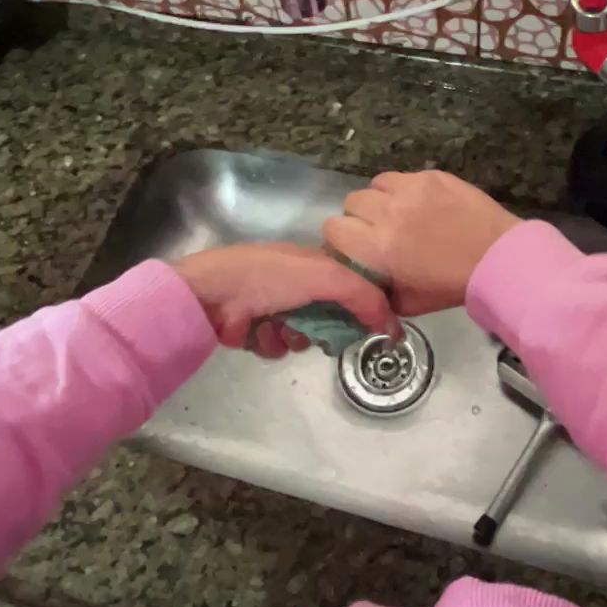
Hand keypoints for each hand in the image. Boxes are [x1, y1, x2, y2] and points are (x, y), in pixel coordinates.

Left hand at [173, 243, 395, 358]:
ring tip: (282, 330)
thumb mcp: (326, 275)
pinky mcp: (253, 329)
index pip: (350, 285)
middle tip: (325, 336)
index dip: (362, 306)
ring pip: (304, 334)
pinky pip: (278, 346)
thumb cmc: (271, 276)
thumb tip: (393, 326)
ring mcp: (272, 305)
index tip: (370, 325)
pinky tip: (260, 334)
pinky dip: (272, 344)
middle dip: (327, 328)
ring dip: (297, 337)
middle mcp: (294, 282)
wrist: (213, 294)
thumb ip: (363, 296)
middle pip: (329, 314)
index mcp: (313, 261)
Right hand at [321, 171, 521, 316]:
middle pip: (351, 202)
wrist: (498, 258)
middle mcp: (387, 213)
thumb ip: (378, 293)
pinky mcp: (430, 176)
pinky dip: (403, 188)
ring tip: (398, 212)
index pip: (333, 228)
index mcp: (378, 247)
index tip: (354, 245)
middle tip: (378, 230)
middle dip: (359, 217)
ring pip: (374, 185)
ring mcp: (409, 189)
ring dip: (380, 199)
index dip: (340, 237)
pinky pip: (401, 176)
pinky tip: (419, 203)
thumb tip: (363, 284)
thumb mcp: (409, 303)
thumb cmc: (452, 285)